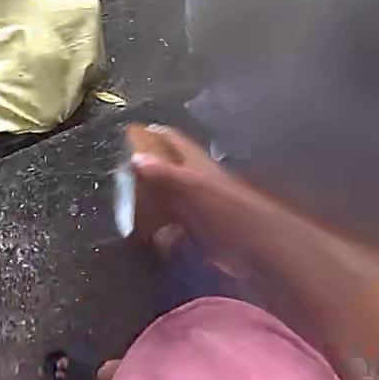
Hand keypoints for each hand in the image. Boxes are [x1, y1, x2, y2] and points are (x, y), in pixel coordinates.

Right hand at [126, 125, 299, 255]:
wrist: (260, 245)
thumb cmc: (226, 209)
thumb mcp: (192, 186)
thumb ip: (164, 173)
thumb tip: (135, 158)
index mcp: (195, 162)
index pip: (170, 139)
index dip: (150, 134)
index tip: (127, 136)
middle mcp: (196, 179)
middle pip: (166, 167)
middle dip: (144, 169)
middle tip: (119, 175)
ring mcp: (199, 204)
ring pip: (168, 196)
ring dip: (150, 200)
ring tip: (126, 206)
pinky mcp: (202, 229)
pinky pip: (173, 223)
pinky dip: (159, 227)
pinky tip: (147, 236)